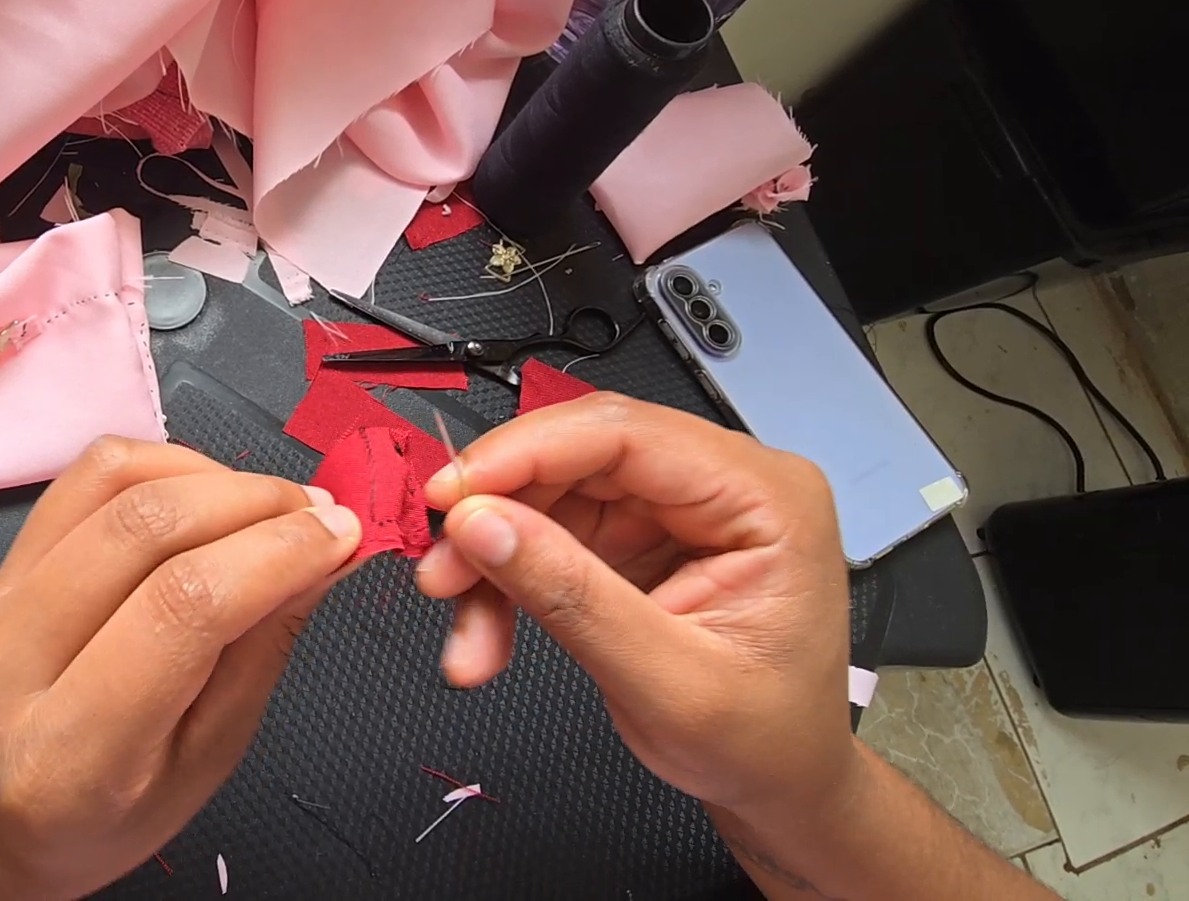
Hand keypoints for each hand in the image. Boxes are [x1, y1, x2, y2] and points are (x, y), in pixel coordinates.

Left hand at [0, 437, 360, 900]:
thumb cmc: (116, 812)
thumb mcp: (210, 758)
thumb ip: (264, 646)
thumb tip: (326, 549)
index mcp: (69, 754)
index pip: (181, 609)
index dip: (272, 553)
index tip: (341, 532)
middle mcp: (11, 662)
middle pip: (143, 531)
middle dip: (250, 502)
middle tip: (316, 511)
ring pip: (111, 485)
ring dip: (210, 475)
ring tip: (267, 503)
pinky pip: (85, 476)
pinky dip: (163, 462)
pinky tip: (207, 489)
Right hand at [416, 394, 856, 820]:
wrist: (775, 782)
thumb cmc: (761, 742)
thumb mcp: (667, 684)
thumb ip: (570, 596)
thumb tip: (477, 524)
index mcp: (762, 496)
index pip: (622, 434)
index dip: (523, 452)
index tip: (450, 495)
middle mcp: (710, 481)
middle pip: (569, 456)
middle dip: (494, 510)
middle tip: (441, 565)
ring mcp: (661, 503)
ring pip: (540, 492)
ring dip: (487, 553)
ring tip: (461, 620)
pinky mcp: (622, 529)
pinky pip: (536, 527)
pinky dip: (499, 576)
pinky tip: (483, 627)